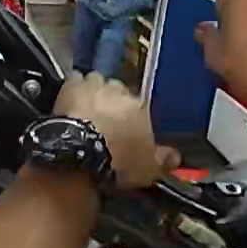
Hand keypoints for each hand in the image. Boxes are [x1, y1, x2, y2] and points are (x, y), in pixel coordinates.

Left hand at [53, 72, 179, 189]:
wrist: (81, 151)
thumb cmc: (118, 160)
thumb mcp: (148, 169)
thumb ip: (164, 160)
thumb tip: (176, 156)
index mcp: (141, 107)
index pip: (140, 107)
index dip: (132, 117)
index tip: (126, 129)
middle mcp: (121, 91)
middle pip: (118, 91)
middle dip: (113, 101)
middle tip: (105, 117)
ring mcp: (95, 86)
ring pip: (98, 80)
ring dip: (94, 90)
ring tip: (87, 105)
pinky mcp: (72, 85)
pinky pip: (75, 78)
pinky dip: (74, 86)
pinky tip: (70, 96)